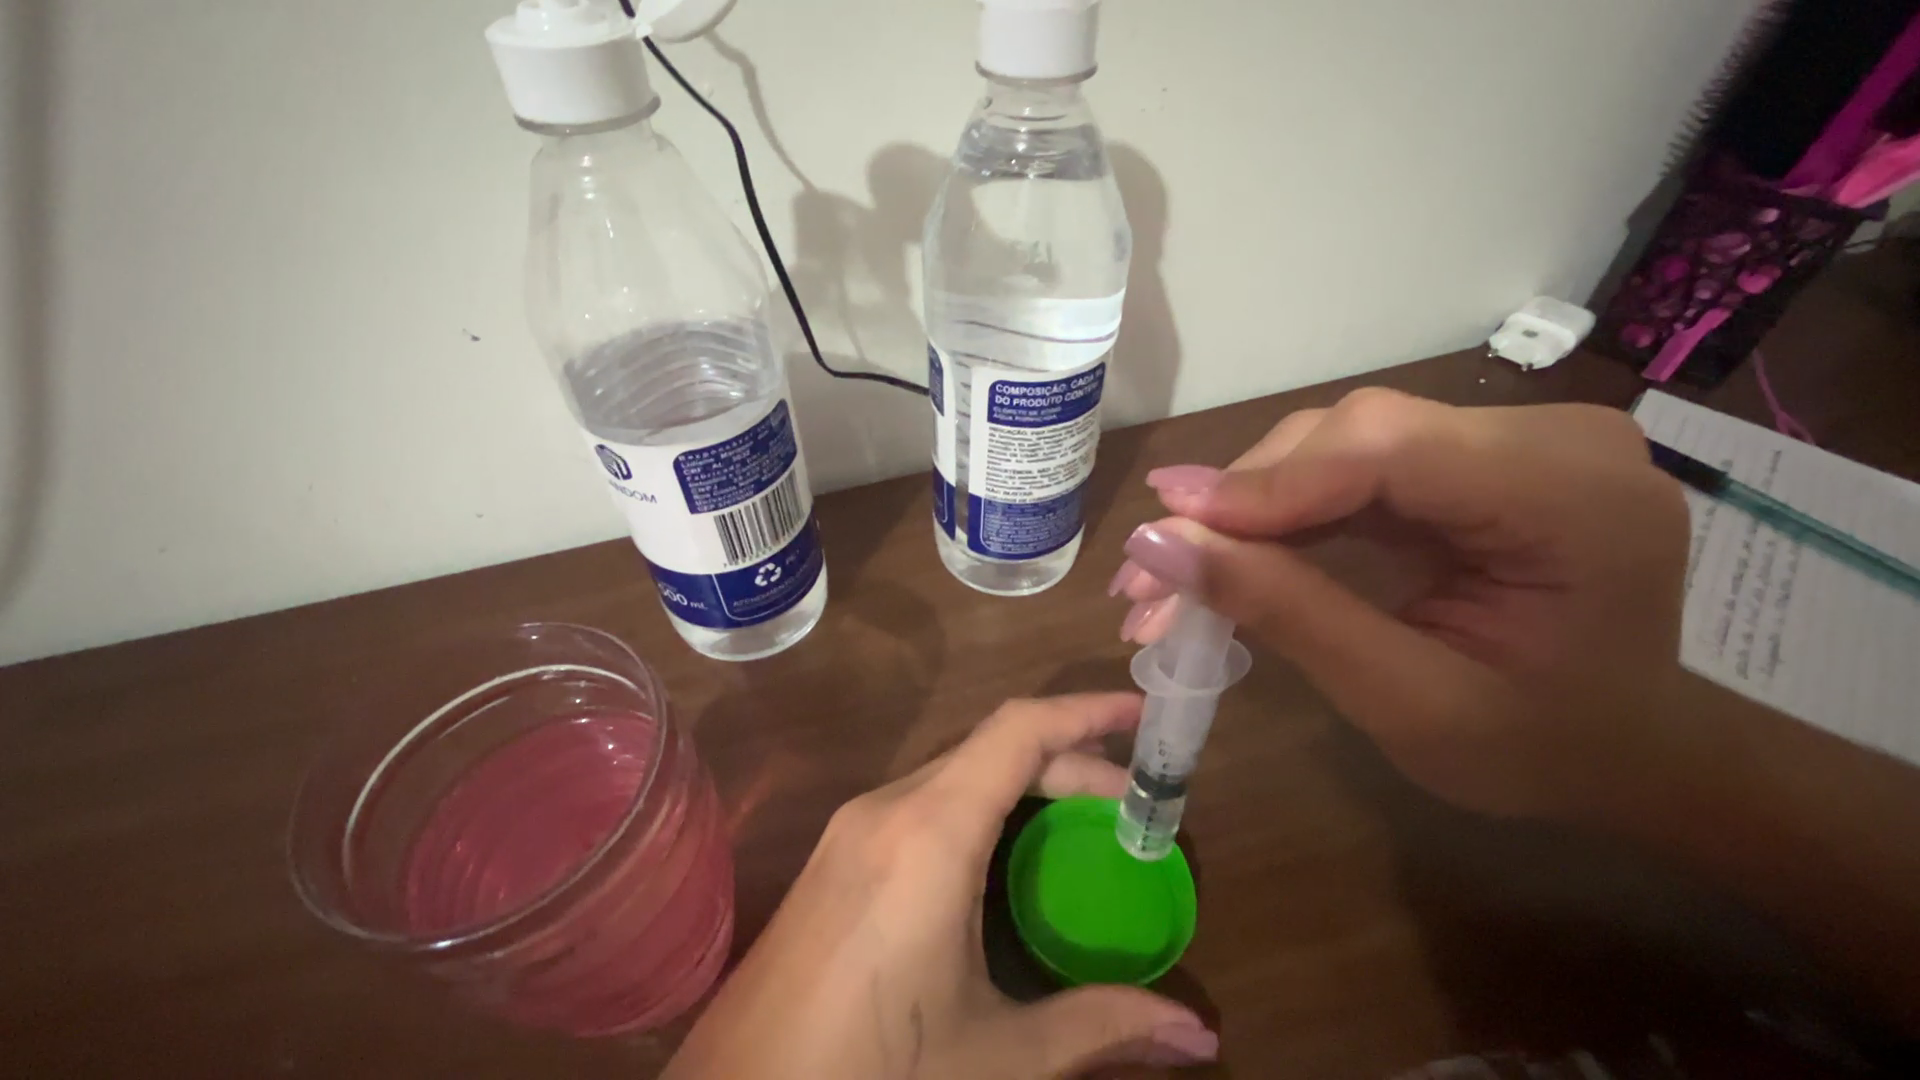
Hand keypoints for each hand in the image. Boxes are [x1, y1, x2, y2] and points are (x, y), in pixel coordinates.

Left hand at [663, 694, 1219, 1079]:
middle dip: (1070, 761)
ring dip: (1023, 782)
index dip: (1086, 711)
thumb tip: (1197, 1032)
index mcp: (930, 833)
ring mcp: (853, 826)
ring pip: (956, 771)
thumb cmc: (872, 1069)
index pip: (1018, 732)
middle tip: (1133, 805)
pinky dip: (981, 804)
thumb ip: (1098, 1026)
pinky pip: (923, 800)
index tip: (1142, 712)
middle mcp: (887, 807)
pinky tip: (1005, 855)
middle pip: (993, 748)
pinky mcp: (837, 853)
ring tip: (1081, 818)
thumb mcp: (994, 1056)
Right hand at [1110, 388, 1691, 819]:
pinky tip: (1228, 546)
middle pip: (1356, 435)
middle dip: (1243, 500)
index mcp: (1574, 499)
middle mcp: (1549, 439)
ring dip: (1249, 505)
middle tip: (1149, 568)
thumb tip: (1156, 545)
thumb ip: (1287, 612)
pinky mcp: (1470, 457)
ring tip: (1170, 565)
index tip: (1163, 527)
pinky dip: (1283, 509)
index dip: (1267, 485)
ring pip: (1340, 443)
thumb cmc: (1534, 750)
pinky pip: (1353, 465)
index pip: (1391, 450)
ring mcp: (1509, 441)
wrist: (1623, 751)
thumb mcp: (1404, 700)